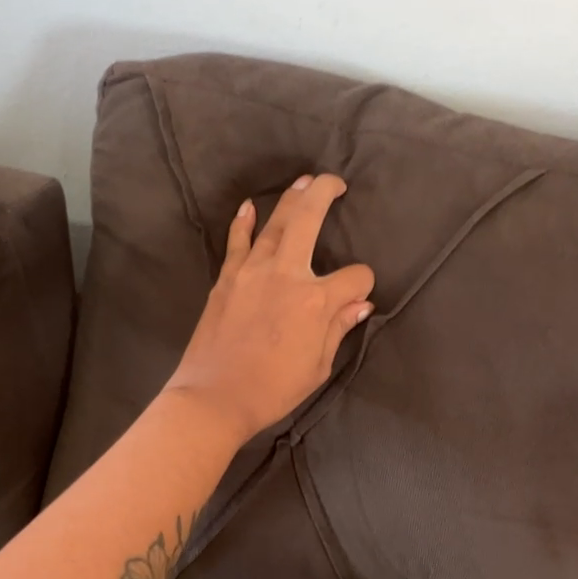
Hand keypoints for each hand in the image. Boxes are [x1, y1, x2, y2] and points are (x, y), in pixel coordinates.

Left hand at [162, 174, 374, 442]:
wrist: (214, 397)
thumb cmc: (273, 389)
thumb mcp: (318, 366)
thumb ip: (338, 328)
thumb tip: (360, 304)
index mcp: (316, 300)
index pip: (355, 277)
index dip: (362, 286)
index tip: (357, 299)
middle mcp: (286, 274)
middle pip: (309, 219)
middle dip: (325, 194)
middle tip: (335, 182)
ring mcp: (252, 272)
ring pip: (275, 223)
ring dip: (291, 198)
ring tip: (304, 181)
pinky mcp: (227, 278)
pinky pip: (238, 242)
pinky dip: (244, 222)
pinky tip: (249, 206)